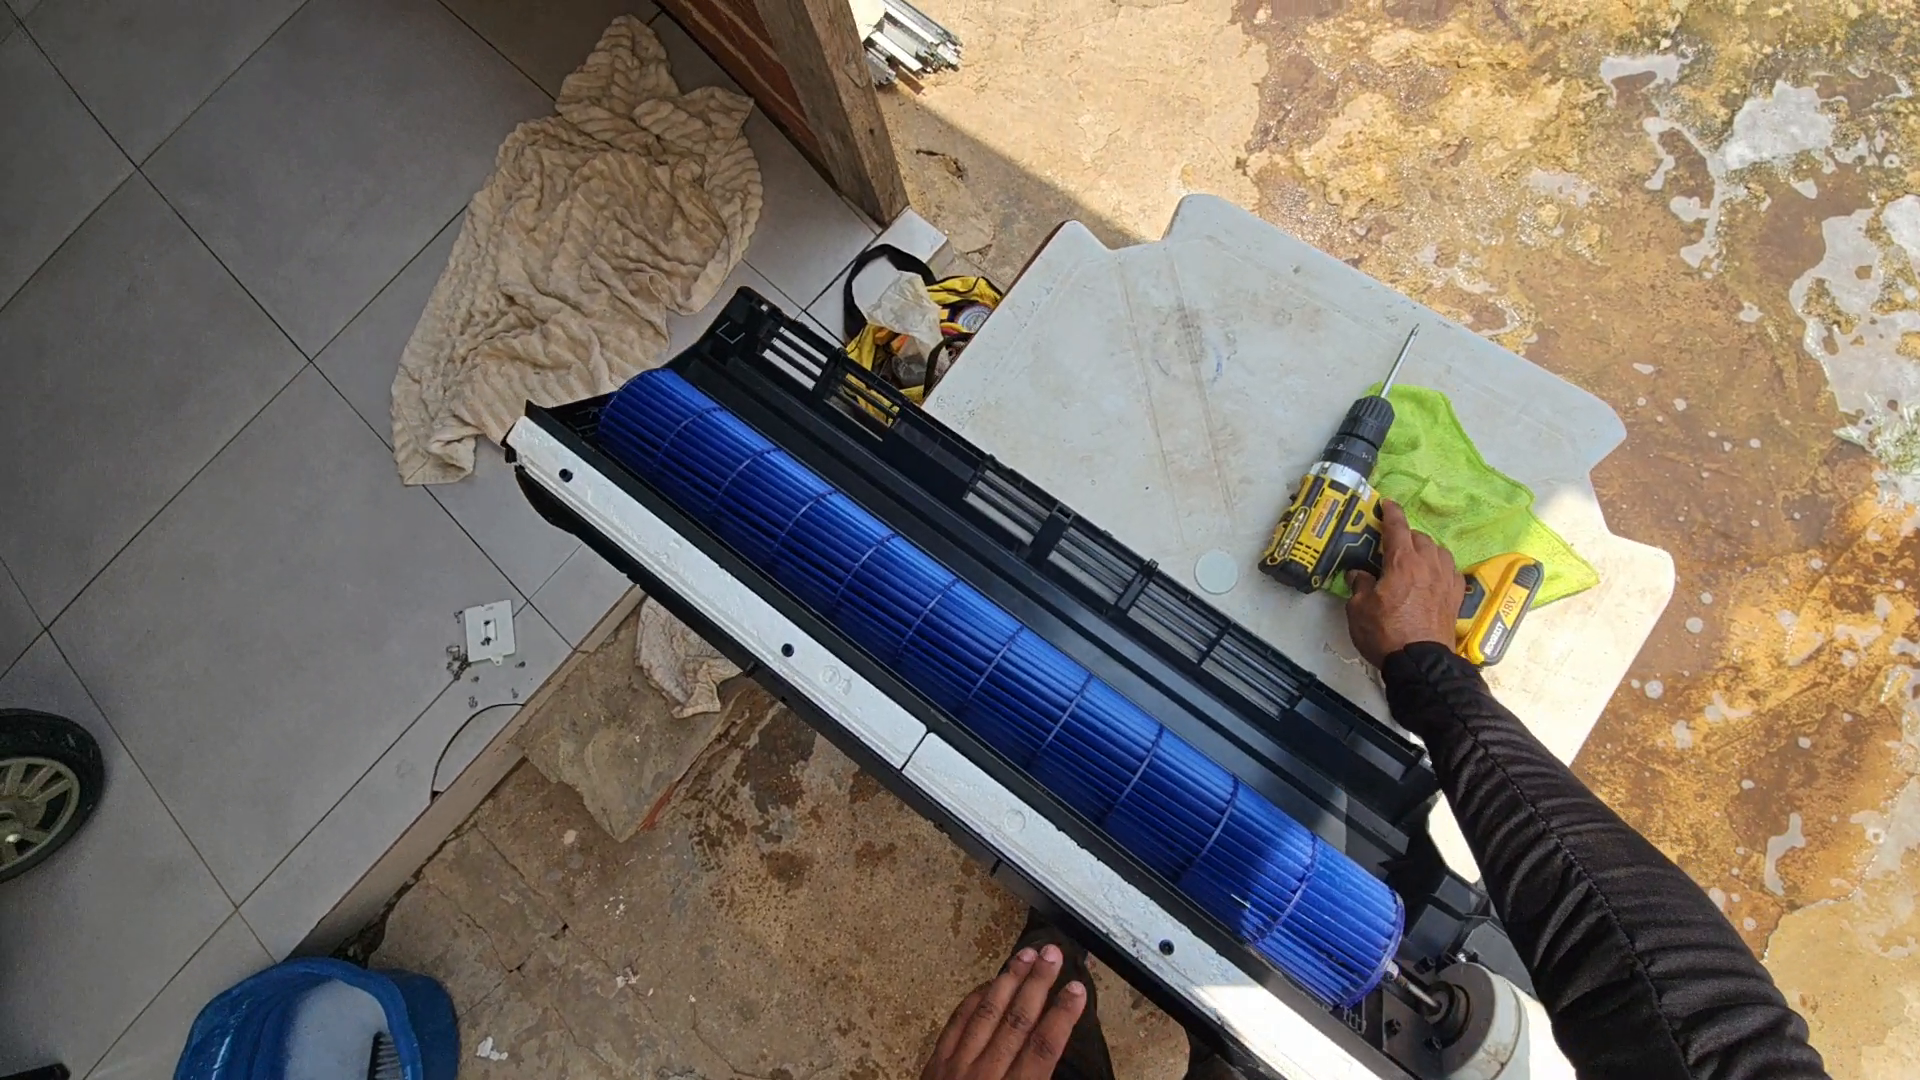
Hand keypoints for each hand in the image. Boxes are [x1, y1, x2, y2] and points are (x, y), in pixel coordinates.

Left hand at [922, 944, 1086, 1079]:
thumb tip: (1056, 1058)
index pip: (1042, 1050)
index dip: (1061, 1017)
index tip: (1077, 989)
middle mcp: (983, 1079)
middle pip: (1016, 1021)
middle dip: (1037, 984)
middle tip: (1053, 953)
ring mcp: (955, 1069)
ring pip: (986, 1013)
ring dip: (1009, 981)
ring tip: (1026, 954)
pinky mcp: (934, 1065)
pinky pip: (957, 1022)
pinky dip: (975, 999)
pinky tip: (989, 983)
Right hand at [1345, 500, 1462, 667]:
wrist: (1420, 661)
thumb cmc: (1384, 632)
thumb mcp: (1359, 608)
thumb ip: (1360, 585)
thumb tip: (1360, 575)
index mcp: (1402, 563)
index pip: (1398, 529)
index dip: (1391, 514)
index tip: (1387, 504)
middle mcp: (1428, 566)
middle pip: (1420, 538)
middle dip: (1405, 535)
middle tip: (1391, 542)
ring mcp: (1445, 581)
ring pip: (1438, 551)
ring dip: (1425, 548)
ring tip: (1413, 556)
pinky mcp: (1454, 597)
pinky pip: (1449, 570)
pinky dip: (1439, 565)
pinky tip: (1431, 573)